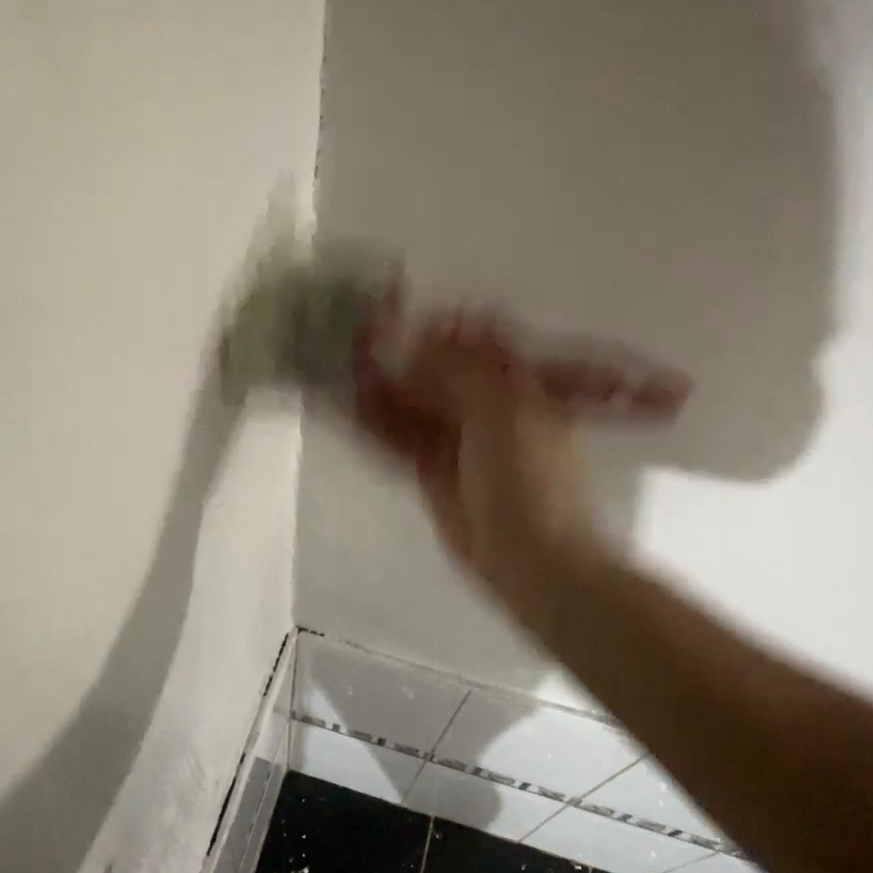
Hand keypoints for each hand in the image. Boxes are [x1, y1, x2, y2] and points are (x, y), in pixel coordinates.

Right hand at [355, 311, 604, 598]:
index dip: (436, 328)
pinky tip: (344, 407)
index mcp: (516, 385)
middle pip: (436, 372)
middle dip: (398, 356)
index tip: (396, 313)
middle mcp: (485, 407)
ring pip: (412, 404)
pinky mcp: (431, 471)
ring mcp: (457, 440)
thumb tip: (426, 333)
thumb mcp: (503, 410)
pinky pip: (398, 439)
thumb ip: (461, 368)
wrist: (532, 558)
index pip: (472, 344)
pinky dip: (373, 424)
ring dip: (379, 387)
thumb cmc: (529, 477)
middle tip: (355, 339)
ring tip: (340, 368)